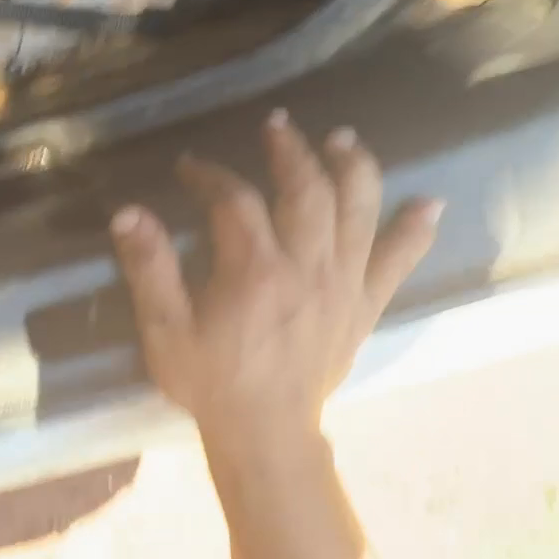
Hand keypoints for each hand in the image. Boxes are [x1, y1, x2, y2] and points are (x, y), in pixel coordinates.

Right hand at [109, 110, 443, 448]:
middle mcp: (308, 266)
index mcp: (255, 268)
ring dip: (353, 170)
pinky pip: (397, 261)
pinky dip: (415, 230)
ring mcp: (344, 285)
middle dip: (292, 153)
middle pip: (308, 192)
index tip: (190, 165)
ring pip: (359, 213)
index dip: (211, 175)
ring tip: (344, 139)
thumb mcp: (163, 326)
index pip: (236, 201)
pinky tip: (430, 203)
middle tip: (277, 125)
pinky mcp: (363, 306)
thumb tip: (128, 212)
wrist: (266, 433)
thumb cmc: (208, 378)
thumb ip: (148, 267)